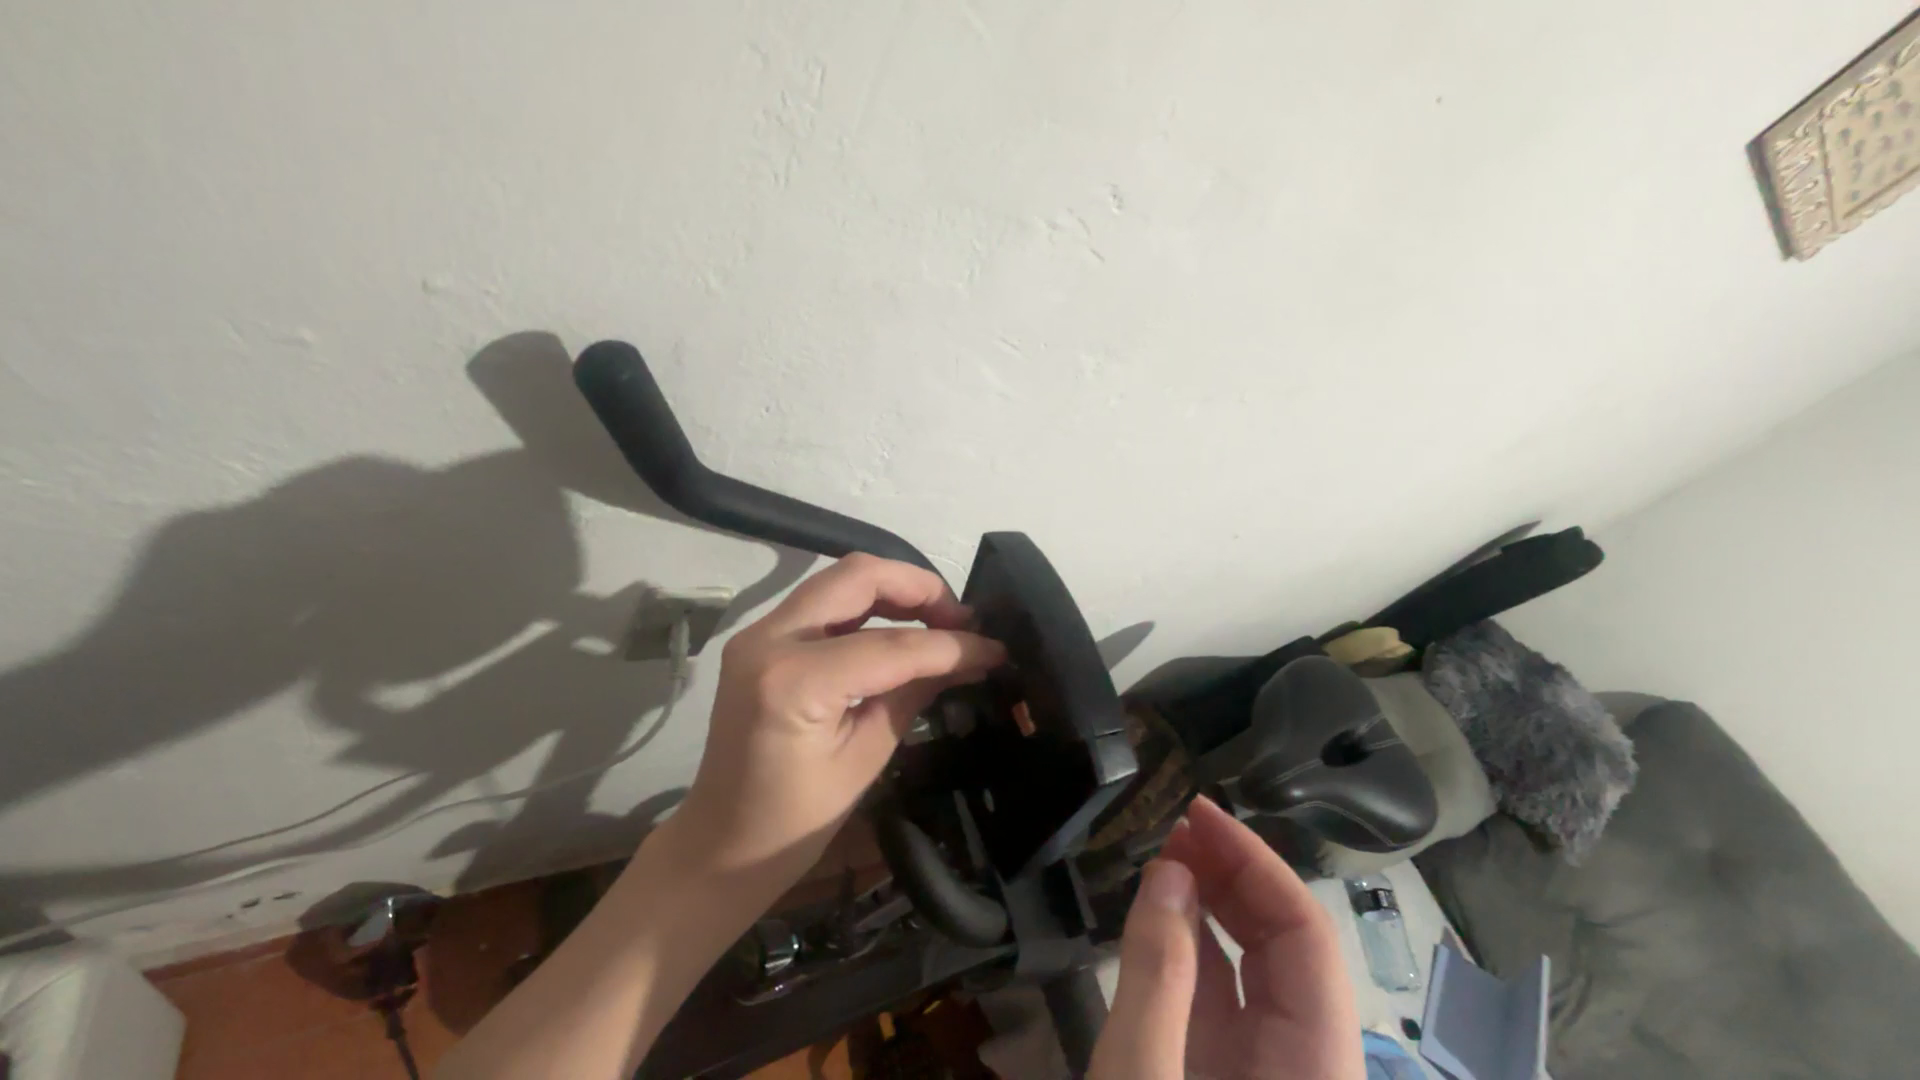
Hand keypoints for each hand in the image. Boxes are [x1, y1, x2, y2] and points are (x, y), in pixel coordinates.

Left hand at [666, 554, 1005, 889]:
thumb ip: (913, 694)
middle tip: (962, 621)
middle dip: (920, 588)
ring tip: (939, 621)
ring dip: (894, 591)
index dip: (951, 645)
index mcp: (794, 681)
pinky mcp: (760, 640)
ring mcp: (758, 634)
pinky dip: (867, 606)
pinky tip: (899, 630)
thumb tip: (969, 658)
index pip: (891, 645)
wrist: (721, 844)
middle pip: (859, 576)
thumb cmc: (793, 823)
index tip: (994, 648)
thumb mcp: (864, 759)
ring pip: (839, 580)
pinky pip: (823, 602)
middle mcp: (769, 638)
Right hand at [1089, 796, 1362, 1079]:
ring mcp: (1258, 1076)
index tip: (1199, 813)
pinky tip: (1157, 917)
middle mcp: (1301, 1065)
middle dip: (1231, 877)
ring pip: (1248, 976)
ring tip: (1164, 860)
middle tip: (1175, 828)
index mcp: (1315, 1067)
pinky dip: (1185, 954)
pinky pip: (1213, 1006)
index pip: (1308, 937)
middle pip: (1284, 949)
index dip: (1256, 862)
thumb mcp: (1143, 1076)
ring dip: (1207, 909)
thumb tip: (1170, 872)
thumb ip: (1159, 977)